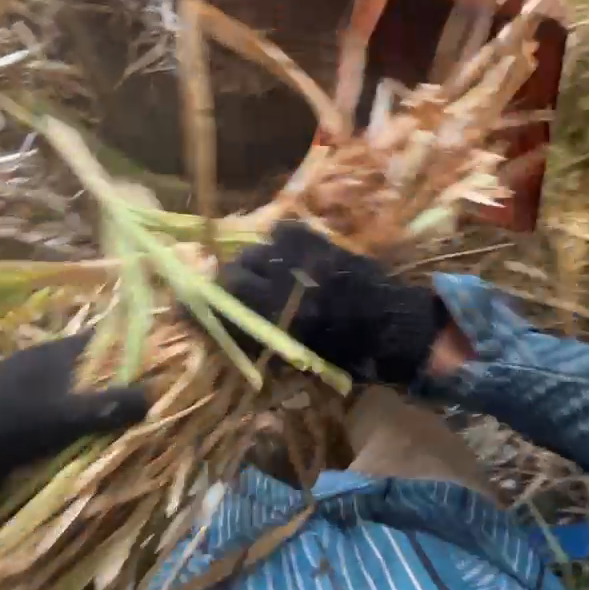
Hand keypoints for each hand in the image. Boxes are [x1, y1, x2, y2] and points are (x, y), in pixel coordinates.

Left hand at [0, 333, 148, 496]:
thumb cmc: (4, 427)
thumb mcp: (61, 418)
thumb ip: (107, 408)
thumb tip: (154, 397)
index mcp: (55, 353)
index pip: (104, 337)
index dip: (132, 343)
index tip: (162, 358)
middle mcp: (40, 361)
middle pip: (89, 361)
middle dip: (116, 374)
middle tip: (147, 392)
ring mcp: (21, 384)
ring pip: (71, 383)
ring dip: (93, 396)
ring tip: (119, 415)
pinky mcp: (9, 408)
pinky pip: (53, 402)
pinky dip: (71, 412)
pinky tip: (80, 432)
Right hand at [217, 222, 448, 385]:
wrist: (398, 326)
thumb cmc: (352, 355)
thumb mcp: (302, 358)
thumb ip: (262, 340)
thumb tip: (225, 329)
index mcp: (286, 318)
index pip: (230, 302)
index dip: (206, 304)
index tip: (190, 307)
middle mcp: (292, 283)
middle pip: (238, 270)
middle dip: (228, 284)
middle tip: (231, 295)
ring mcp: (309, 257)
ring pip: (259, 250)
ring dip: (253, 264)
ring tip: (262, 277)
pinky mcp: (324, 242)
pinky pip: (286, 231)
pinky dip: (278, 243)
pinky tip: (282, 256)